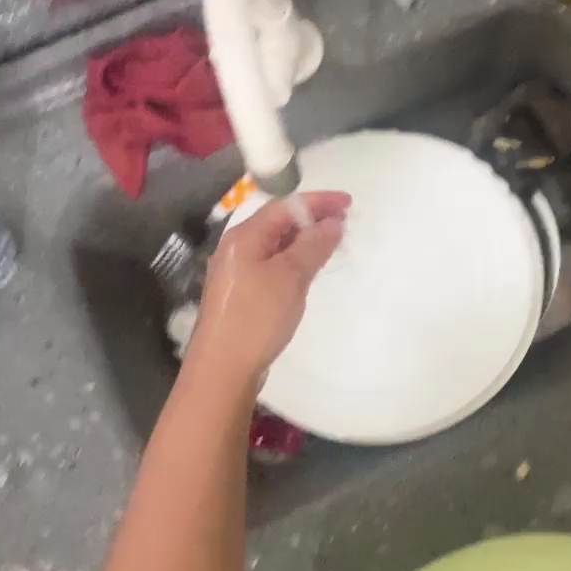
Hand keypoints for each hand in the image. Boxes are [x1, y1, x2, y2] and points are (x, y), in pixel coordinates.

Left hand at [188, 191, 350, 381]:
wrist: (222, 368)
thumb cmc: (256, 318)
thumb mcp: (290, 278)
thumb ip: (312, 246)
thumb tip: (332, 223)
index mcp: (244, 237)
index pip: (284, 206)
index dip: (318, 201)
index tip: (348, 203)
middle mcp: (236, 248)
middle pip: (278, 222)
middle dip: (312, 218)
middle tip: (344, 222)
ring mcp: (237, 272)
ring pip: (275, 245)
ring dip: (304, 240)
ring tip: (333, 244)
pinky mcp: (241, 294)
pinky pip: (272, 265)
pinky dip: (294, 260)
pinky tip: (309, 270)